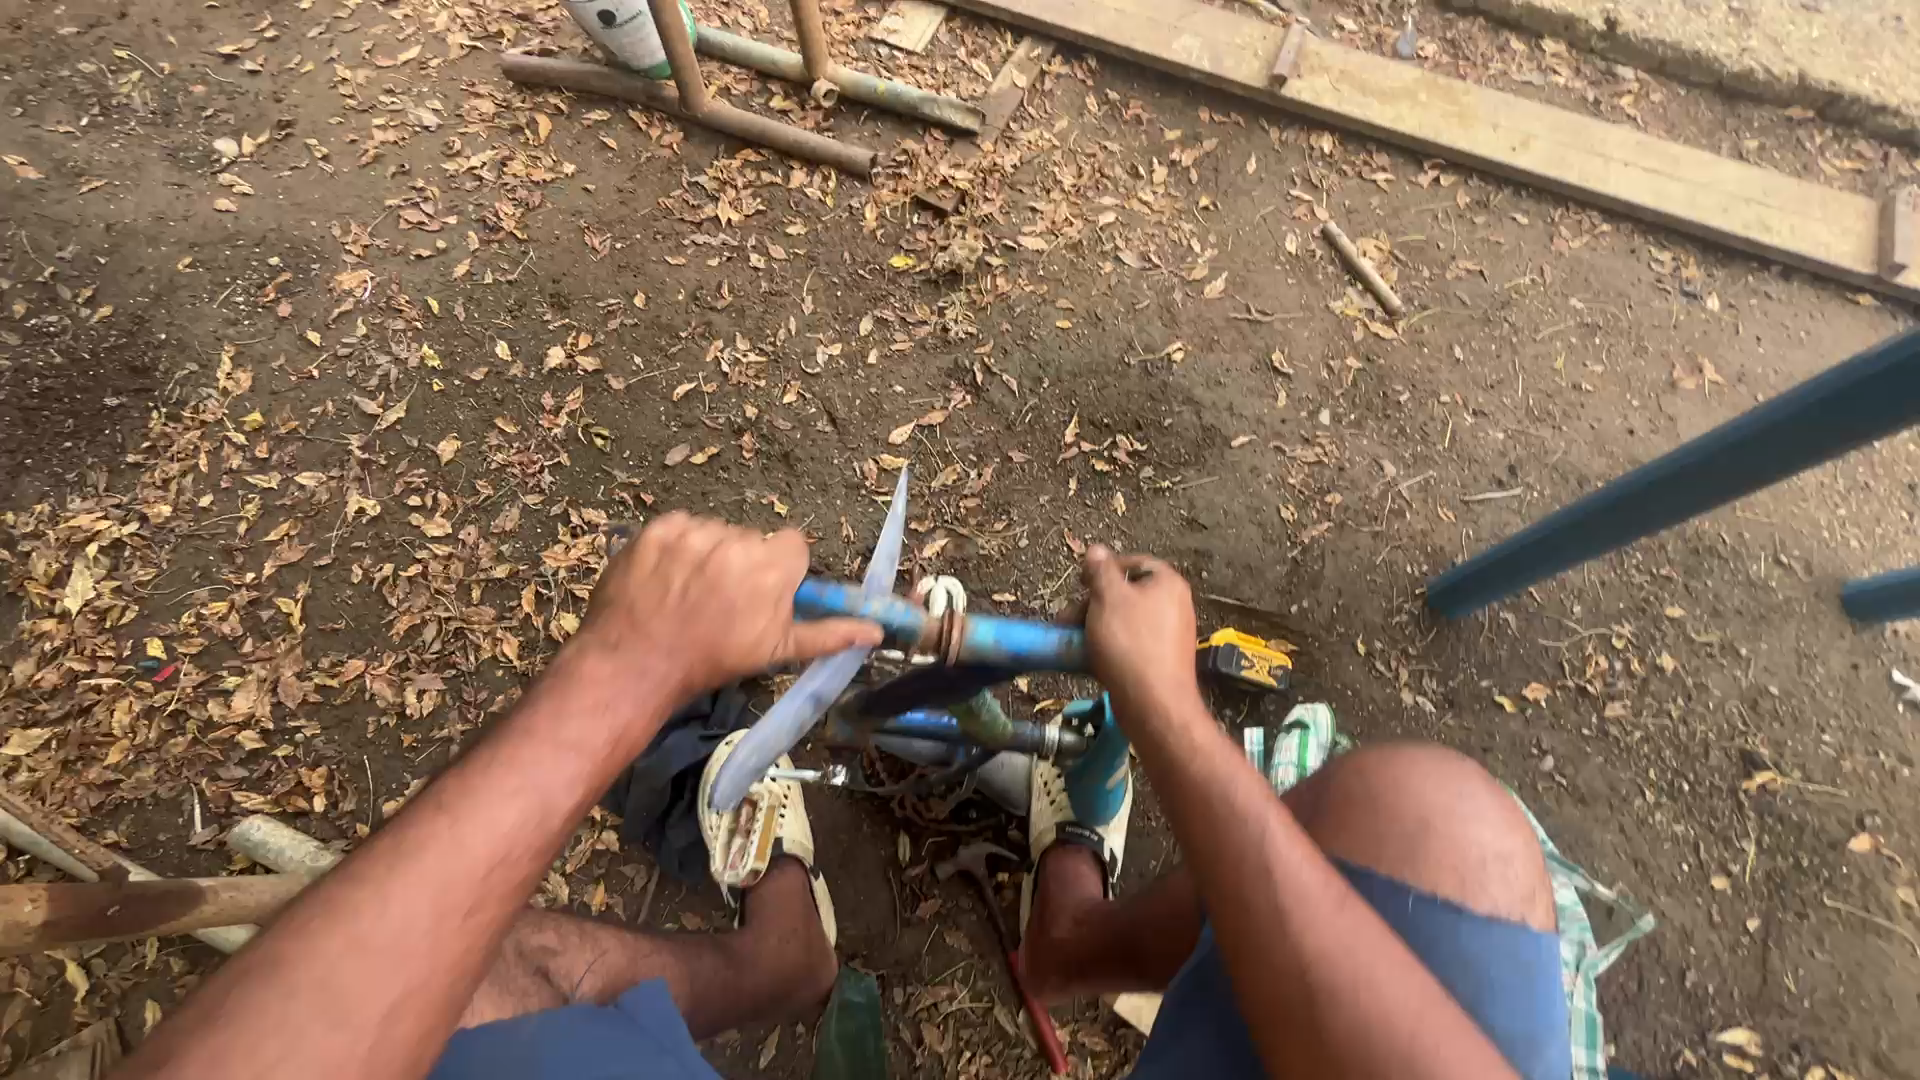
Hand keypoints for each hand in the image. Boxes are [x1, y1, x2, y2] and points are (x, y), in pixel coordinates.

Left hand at [580, 513, 882, 698]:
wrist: (635, 665)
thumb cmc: (714, 660)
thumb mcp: (778, 651)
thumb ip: (829, 634)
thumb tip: (876, 631)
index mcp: (773, 567)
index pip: (792, 546)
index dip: (781, 570)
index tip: (764, 593)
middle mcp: (737, 540)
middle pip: (753, 539)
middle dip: (745, 562)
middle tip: (724, 599)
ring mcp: (693, 531)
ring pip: (716, 532)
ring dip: (710, 553)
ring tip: (691, 591)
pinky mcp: (657, 528)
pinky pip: (681, 527)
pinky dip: (677, 547)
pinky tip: (668, 578)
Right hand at [1079, 544, 1201, 719]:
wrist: (1154, 703)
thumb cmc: (1130, 643)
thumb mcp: (1108, 598)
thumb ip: (1100, 570)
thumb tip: (1096, 550)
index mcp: (1167, 584)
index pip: (1134, 563)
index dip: (1105, 568)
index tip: (1081, 583)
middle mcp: (1173, 605)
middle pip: (1126, 593)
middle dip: (1092, 603)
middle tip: (1068, 617)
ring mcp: (1168, 635)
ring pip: (1124, 620)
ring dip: (1094, 625)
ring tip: (1071, 638)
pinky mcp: (1160, 660)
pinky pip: (1130, 643)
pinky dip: (1108, 644)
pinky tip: (1088, 656)